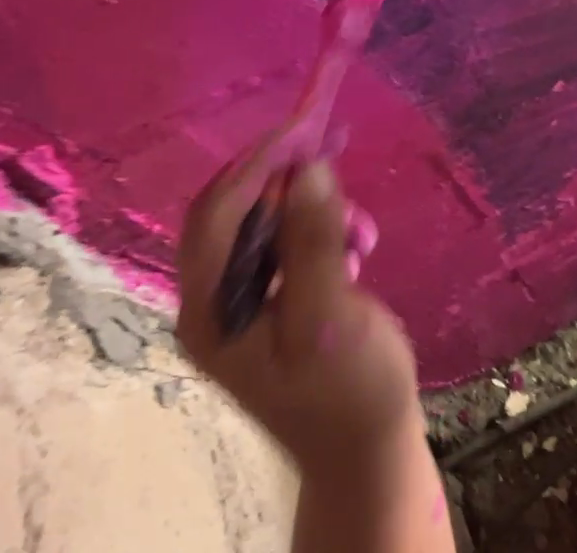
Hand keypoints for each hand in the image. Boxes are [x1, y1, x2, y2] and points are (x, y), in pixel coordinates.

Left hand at [176, 151, 419, 480]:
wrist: (366, 448)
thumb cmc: (350, 389)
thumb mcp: (330, 314)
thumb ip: (313, 241)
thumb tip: (307, 168)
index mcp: (210, 310)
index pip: (216, 213)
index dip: (256, 164)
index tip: (305, 127)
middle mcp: (213, 303)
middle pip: (237, 215)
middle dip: (290, 186)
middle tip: (337, 163)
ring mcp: (242, 306)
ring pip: (267, 227)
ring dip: (314, 213)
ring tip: (364, 232)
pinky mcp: (273, 306)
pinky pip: (288, 248)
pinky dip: (323, 235)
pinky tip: (358, 249)